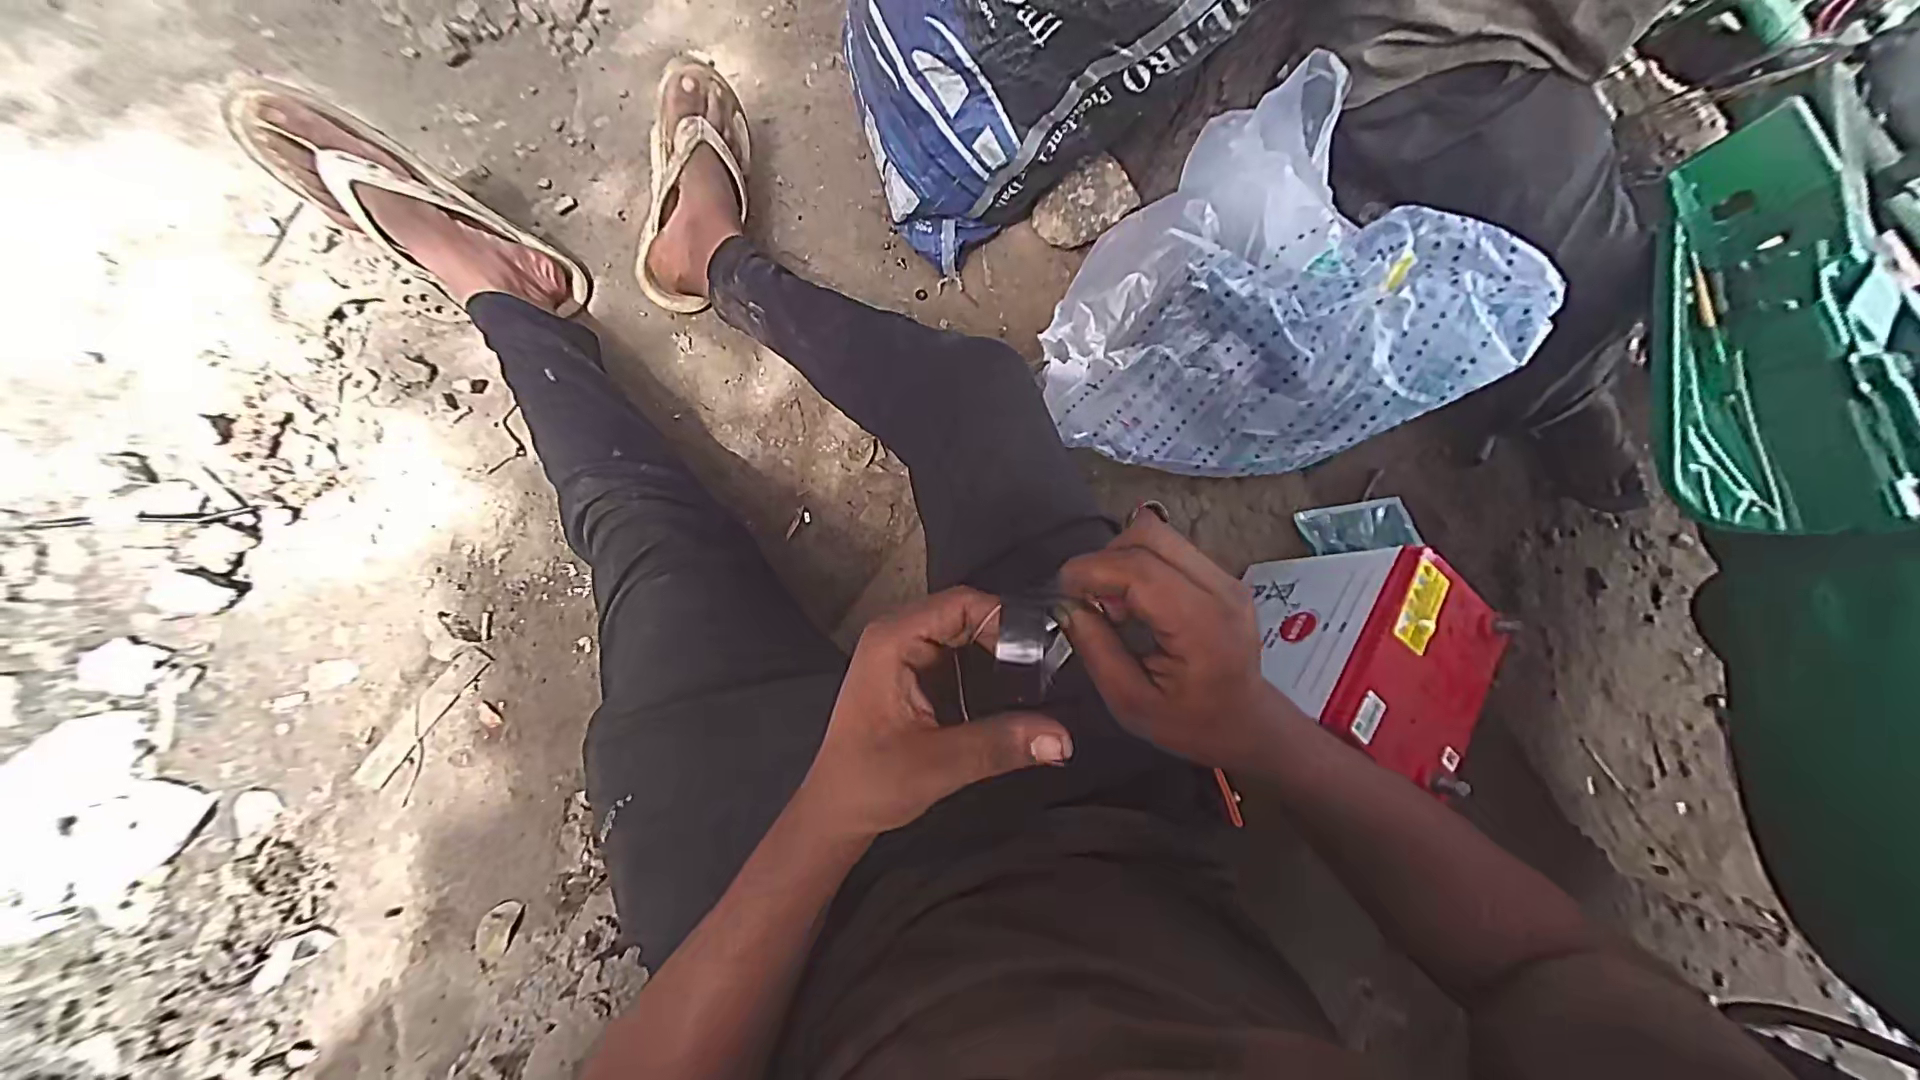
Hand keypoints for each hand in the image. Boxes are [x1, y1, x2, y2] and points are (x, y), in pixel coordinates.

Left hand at [794, 587, 1073, 837]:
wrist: (836, 810)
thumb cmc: (869, 783)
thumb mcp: (938, 764)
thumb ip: (999, 744)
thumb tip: (1061, 737)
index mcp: (892, 640)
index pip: (960, 603)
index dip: (1004, 618)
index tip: (1041, 647)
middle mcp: (896, 634)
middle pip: (964, 612)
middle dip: (1005, 635)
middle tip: (1045, 665)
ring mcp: (902, 650)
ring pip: (963, 631)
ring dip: (997, 650)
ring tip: (1036, 675)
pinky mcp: (911, 670)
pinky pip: (956, 652)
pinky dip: (984, 664)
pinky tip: (1009, 687)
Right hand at [1057, 512, 1292, 766]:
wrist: (1245, 724)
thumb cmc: (1190, 722)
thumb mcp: (1129, 701)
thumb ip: (1095, 648)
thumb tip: (1066, 605)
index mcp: (1202, 625)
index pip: (1139, 568)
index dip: (1091, 570)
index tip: (1062, 589)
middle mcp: (1220, 589)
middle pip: (1149, 535)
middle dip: (1104, 558)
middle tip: (1089, 598)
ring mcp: (1224, 577)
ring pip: (1157, 535)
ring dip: (1120, 560)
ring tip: (1114, 605)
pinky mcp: (1219, 575)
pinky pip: (1167, 548)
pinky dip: (1137, 564)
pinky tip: (1134, 603)